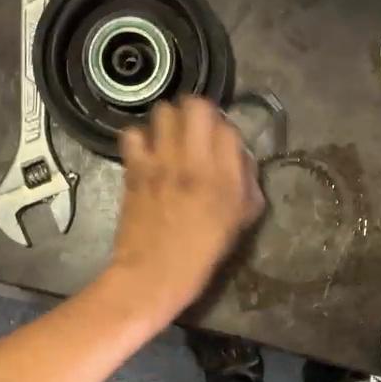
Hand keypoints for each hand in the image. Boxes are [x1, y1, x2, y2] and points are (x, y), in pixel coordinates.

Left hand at [105, 97, 264, 313]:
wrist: (153, 275)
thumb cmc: (200, 255)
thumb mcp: (239, 223)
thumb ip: (246, 185)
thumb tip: (241, 159)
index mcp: (225, 178)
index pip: (229, 127)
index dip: (225, 132)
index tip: (220, 145)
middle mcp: (194, 162)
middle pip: (196, 106)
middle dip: (198, 114)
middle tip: (195, 131)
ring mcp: (160, 162)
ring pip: (164, 112)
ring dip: (169, 122)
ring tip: (170, 139)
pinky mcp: (134, 169)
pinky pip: (133, 134)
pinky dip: (140, 139)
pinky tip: (146, 154)